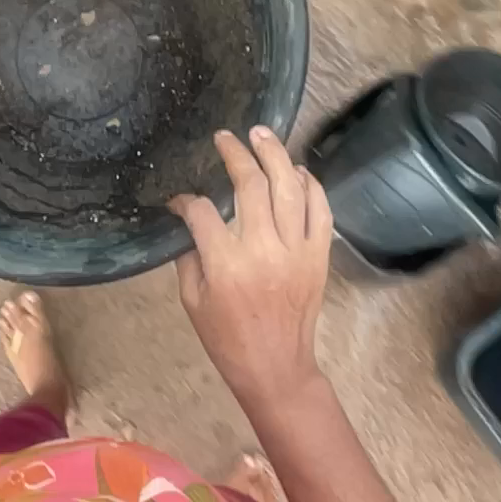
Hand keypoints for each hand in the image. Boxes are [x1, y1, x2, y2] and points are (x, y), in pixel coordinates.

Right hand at [169, 126, 332, 408]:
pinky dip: (311, 185)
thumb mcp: (192, 300)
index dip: (186, 201)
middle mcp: (264, 250)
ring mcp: (297, 251)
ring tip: (262, 134)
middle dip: (235, 155)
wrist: (276, 367)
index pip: (202, 212)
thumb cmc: (227, 338)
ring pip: (289, 188)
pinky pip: (320, 210)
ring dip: (274, 155)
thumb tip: (190, 220)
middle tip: (226, 137)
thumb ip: (190, 255)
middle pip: (251, 186)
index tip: (180, 200)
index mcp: (226, 265)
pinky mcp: (319, 256)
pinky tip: (296, 170)